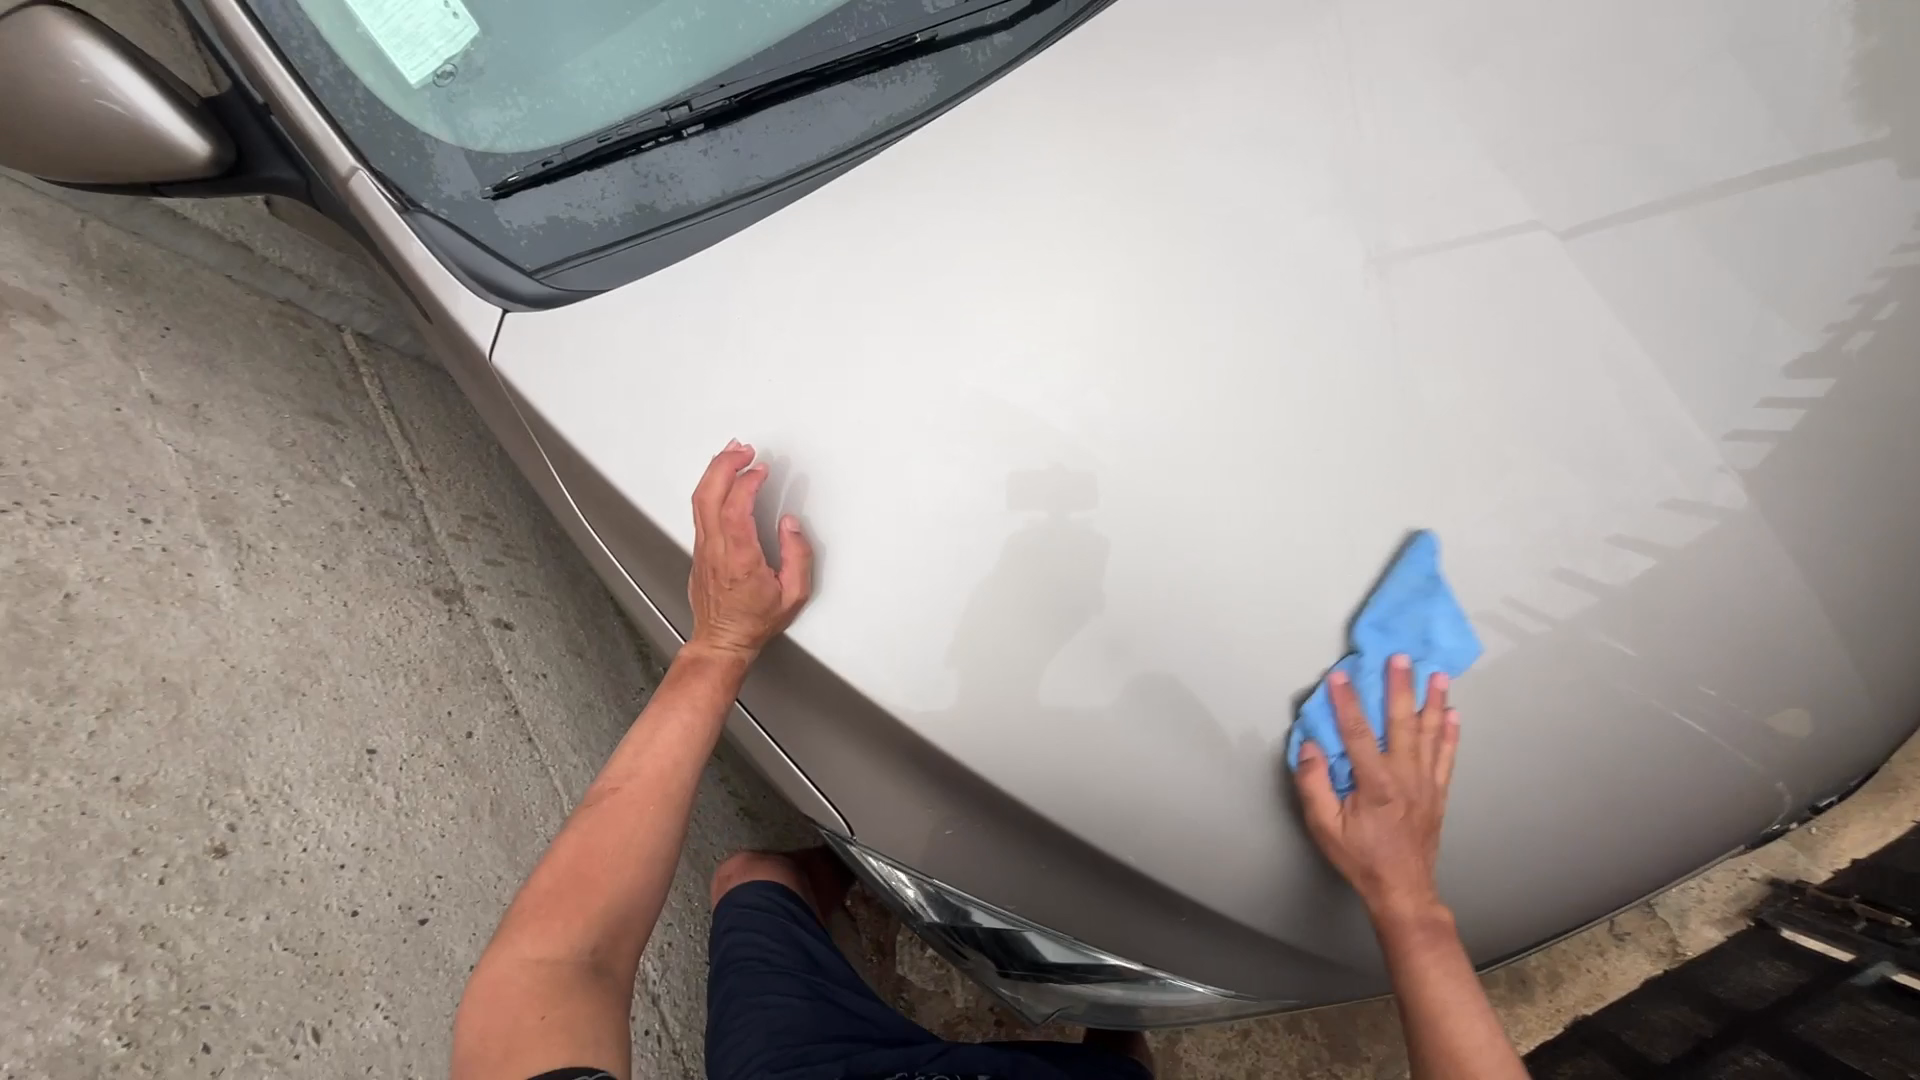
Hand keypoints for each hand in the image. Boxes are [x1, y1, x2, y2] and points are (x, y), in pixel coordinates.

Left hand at [685, 440, 812, 664]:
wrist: (722, 640)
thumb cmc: (756, 621)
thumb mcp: (794, 595)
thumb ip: (798, 557)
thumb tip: (790, 525)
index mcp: (740, 559)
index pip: (735, 510)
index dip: (747, 483)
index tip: (761, 469)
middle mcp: (716, 550)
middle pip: (709, 495)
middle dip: (725, 465)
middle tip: (744, 449)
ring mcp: (703, 548)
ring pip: (700, 499)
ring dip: (715, 471)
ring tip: (732, 453)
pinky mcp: (700, 548)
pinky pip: (700, 509)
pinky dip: (711, 486)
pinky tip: (722, 478)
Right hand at [1294, 655, 1459, 921]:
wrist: (1403, 890)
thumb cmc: (1359, 858)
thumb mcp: (1322, 825)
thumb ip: (1313, 784)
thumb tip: (1309, 747)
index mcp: (1377, 785)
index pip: (1358, 734)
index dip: (1347, 704)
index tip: (1339, 677)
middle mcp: (1406, 779)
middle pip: (1402, 724)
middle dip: (1399, 688)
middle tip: (1400, 659)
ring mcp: (1426, 785)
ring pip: (1430, 735)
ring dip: (1432, 702)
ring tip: (1436, 675)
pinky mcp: (1437, 793)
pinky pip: (1446, 756)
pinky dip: (1450, 734)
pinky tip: (1452, 714)